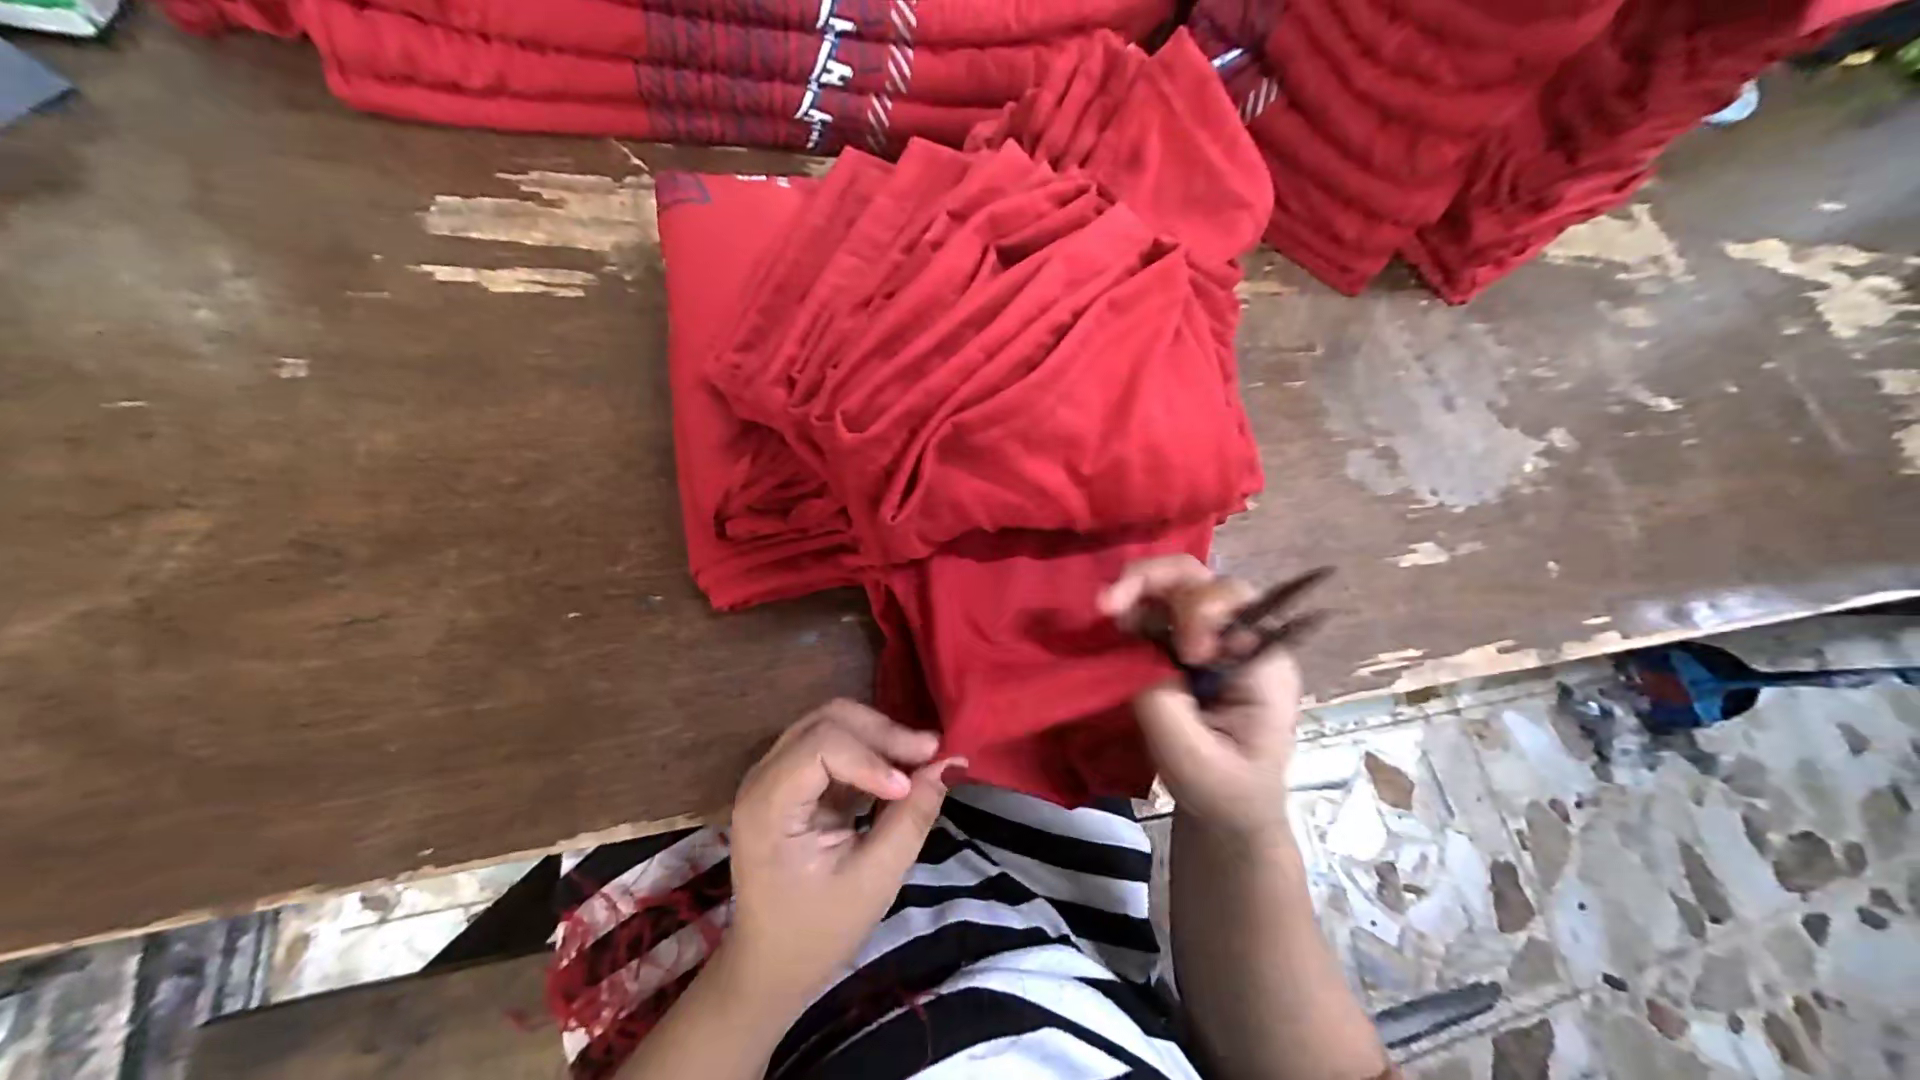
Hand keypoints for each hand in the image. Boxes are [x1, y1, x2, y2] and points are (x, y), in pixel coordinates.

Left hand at [726, 699, 962, 1004]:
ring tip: (920, 760)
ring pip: (833, 723)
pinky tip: (900, 771)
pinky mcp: (794, 780)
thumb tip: (948, 763)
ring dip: (879, 736)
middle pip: (828, 721)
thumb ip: (911, 819)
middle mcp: (763, 776)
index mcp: (768, 804)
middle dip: (882, 733)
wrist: (771, 965)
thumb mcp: (874, 882)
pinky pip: (835, 744)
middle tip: (929, 755)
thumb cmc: (818, 932)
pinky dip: (871, 751)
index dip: (871, 758)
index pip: (823, 745)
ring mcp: (775, 775)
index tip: (908, 789)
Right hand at [1100, 555, 1301, 838]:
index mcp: (1263, 662)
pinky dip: (1134, 605)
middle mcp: (1243, 637)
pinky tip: (1117, 623)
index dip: (1197, 611)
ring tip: (1108, 609)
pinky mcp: (1190, 643)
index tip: (1186, 655)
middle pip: (1202, 579)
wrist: (1228, 809)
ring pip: (1178, 584)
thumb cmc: (1223, 789)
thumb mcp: (1192, 758)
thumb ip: (1162, 703)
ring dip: (1139, 588)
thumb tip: (1137, 651)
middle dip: (1154, 581)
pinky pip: (1161, 606)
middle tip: (1108, 604)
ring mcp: (1215, 637)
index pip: (1233, 603)